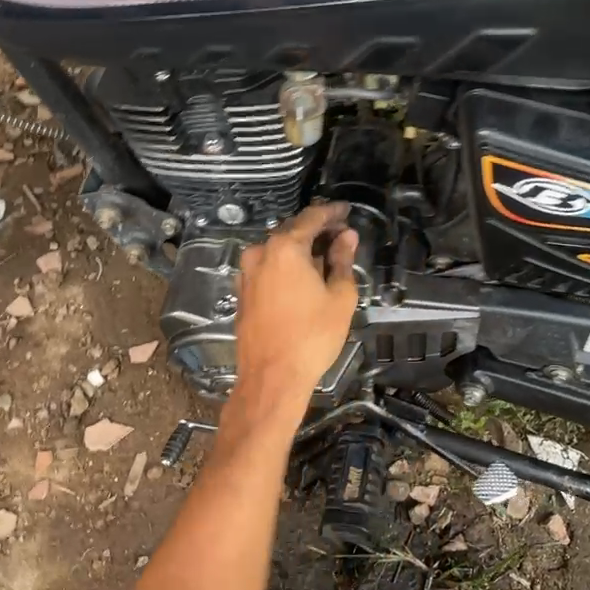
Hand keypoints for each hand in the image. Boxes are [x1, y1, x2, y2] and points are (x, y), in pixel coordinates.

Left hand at [231, 203, 359, 414]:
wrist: (271, 377)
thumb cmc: (312, 336)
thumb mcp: (339, 296)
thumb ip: (342, 260)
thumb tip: (346, 237)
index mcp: (285, 248)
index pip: (312, 217)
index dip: (332, 213)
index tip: (347, 212)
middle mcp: (261, 253)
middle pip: (292, 230)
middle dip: (317, 230)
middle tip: (341, 235)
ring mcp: (247, 272)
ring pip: (278, 249)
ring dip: (301, 248)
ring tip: (325, 257)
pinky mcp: (243, 291)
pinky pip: (268, 267)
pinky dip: (286, 265)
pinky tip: (302, 277)